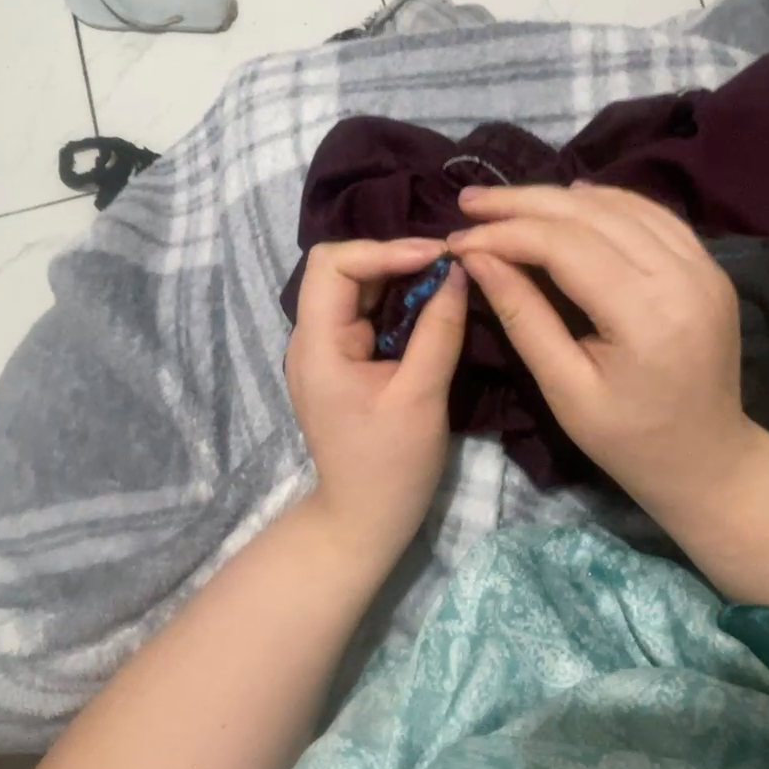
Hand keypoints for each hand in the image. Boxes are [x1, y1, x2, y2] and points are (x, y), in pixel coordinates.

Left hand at [286, 238, 468, 555]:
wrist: (364, 518)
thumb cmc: (391, 466)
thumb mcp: (421, 396)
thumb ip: (438, 330)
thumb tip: (458, 273)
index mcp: (317, 346)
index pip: (334, 265)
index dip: (385, 250)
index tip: (438, 256)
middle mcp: (310, 339)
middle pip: (340, 269)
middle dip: (393, 258)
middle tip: (446, 264)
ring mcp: (322, 350)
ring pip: (353, 288)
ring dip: (397, 277)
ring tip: (444, 277)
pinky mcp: (340, 362)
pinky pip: (364, 313)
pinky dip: (396, 301)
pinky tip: (429, 304)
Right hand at [446, 184, 757, 521]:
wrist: (707, 459)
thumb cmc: (627, 440)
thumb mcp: (564, 389)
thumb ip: (523, 316)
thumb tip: (477, 257)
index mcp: (647, 316)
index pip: (565, 247)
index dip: (505, 234)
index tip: (457, 239)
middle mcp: (684, 277)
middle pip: (591, 214)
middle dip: (523, 203)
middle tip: (469, 203)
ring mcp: (704, 266)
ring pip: (622, 204)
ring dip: (559, 198)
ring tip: (506, 203)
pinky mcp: (709, 267)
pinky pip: (652, 215)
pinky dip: (604, 202)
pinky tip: (568, 200)